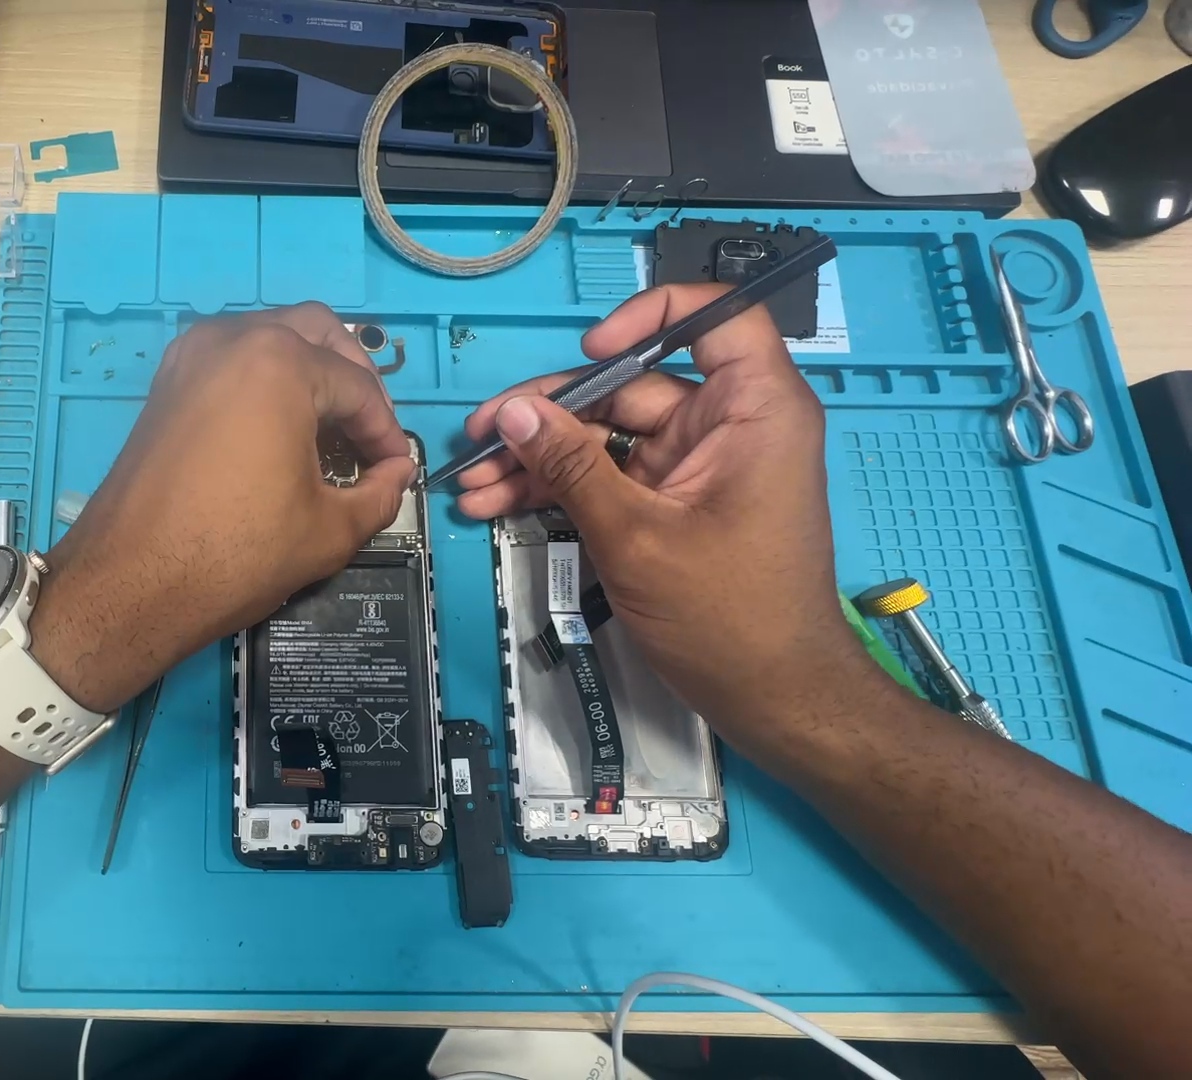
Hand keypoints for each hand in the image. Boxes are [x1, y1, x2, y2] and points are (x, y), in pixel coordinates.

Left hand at [30, 303, 414, 711]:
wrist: (131, 582)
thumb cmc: (236, 553)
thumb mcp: (329, 530)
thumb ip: (380, 494)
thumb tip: (397, 473)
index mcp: (280, 362)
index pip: (358, 386)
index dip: (387, 431)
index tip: (396, 467)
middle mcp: (232, 338)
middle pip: (317, 334)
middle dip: (353, 379)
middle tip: (367, 433)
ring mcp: (190, 356)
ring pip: (270, 338)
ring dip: (309, 371)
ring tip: (327, 428)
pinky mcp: (166, 382)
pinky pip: (232, 359)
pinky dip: (264, 378)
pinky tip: (276, 427)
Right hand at [453, 285, 878, 739]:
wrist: (765, 695)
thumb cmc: (723, 612)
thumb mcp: (635, 533)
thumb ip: (571, 465)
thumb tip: (514, 411)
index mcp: (750, 412)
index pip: (718, 322)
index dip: (651, 318)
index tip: (587, 352)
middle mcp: (721, 428)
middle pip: (626, 390)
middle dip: (546, 416)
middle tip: (479, 437)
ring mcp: (686, 468)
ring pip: (600, 439)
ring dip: (535, 461)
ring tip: (472, 484)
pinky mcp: (661, 502)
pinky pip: (601, 477)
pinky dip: (553, 490)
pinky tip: (495, 504)